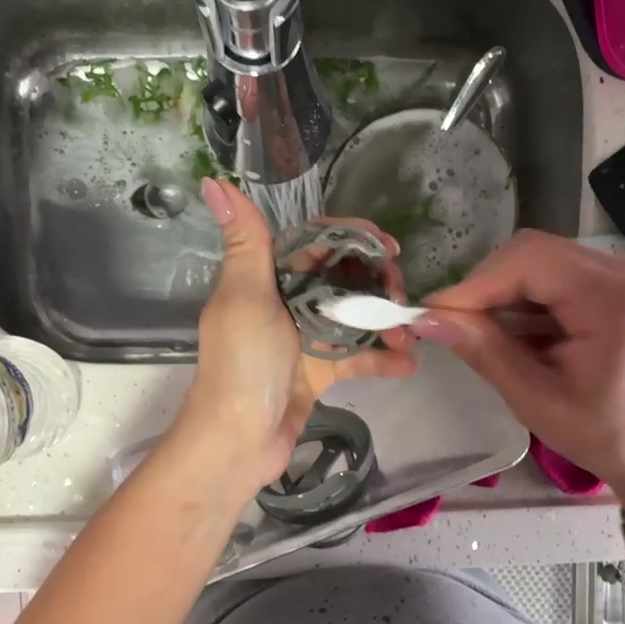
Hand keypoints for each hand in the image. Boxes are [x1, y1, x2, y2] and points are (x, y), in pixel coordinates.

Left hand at [176, 179, 415, 491]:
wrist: (236, 443)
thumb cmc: (242, 366)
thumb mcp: (244, 298)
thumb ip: (245, 242)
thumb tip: (214, 180)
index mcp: (265, 279)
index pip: (315, 243)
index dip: (352, 238)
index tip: (388, 246)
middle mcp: (285, 303)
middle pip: (342, 278)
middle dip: (377, 283)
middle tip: (402, 297)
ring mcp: (303, 339)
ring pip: (354, 317)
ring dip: (385, 322)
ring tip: (410, 336)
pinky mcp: (318, 374)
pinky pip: (356, 358)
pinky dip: (380, 359)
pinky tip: (407, 365)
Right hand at [414, 231, 624, 558]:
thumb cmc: (603, 435)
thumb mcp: (535, 398)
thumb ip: (483, 351)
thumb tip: (426, 320)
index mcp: (614, 297)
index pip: (529, 260)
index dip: (475, 284)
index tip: (434, 316)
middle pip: (535, 254)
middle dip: (487, 287)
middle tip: (453, 325)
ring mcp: (624, 278)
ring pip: (542, 264)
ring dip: (503, 295)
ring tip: (478, 334)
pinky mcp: (618, 291)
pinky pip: (558, 280)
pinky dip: (526, 303)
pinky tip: (511, 335)